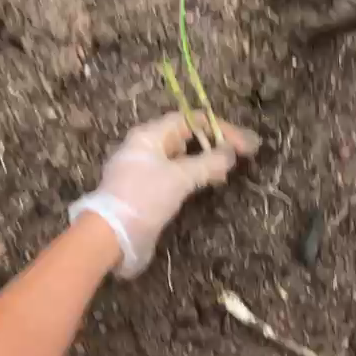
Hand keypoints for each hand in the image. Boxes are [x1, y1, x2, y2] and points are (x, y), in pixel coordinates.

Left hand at [69, 113, 259, 277]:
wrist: (111, 235)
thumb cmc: (144, 198)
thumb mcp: (180, 177)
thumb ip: (208, 163)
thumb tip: (231, 153)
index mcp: (149, 136)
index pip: (189, 120)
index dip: (219, 128)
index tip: (244, 145)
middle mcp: (145, 148)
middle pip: (184, 137)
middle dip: (213, 144)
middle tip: (239, 158)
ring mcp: (143, 170)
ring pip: (179, 159)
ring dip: (203, 163)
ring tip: (225, 174)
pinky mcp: (144, 192)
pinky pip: (173, 176)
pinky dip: (191, 178)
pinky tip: (204, 186)